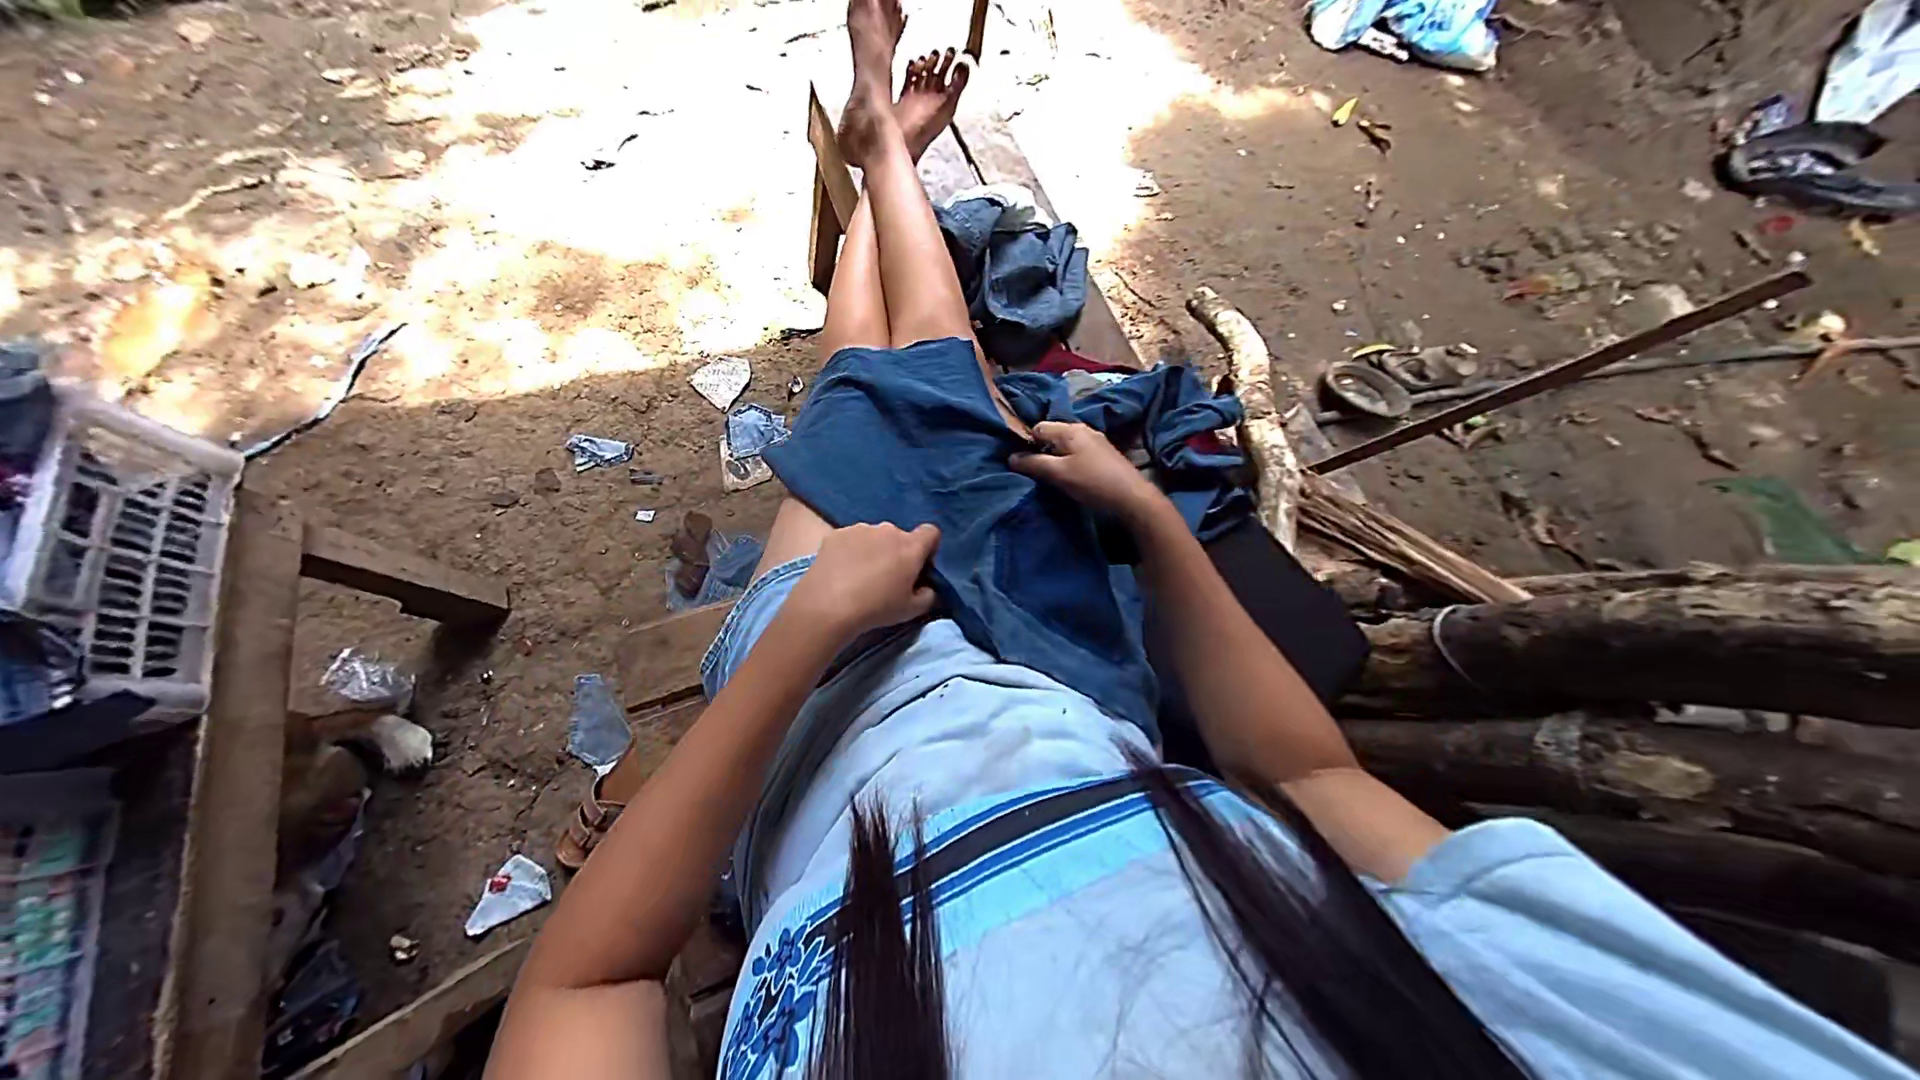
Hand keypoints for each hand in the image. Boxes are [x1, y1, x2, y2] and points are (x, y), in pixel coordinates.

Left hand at [786, 522, 940, 638]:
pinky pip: (850, 539)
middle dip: (897, 552)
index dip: (928, 547)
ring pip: (874, 537)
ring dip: (873, 550)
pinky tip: (841, 571)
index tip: (919, 566)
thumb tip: (926, 587)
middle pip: (899, 536)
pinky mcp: (836, 534)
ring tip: (860, 575)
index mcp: (910, 546)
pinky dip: (850, 551)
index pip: (931, 532)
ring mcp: (860, 529)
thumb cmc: (876, 607)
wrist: (828, 606)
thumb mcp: (911, 611)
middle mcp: (888, 530)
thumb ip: (928, 596)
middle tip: (886, 577)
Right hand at [1010, 421, 1170, 523]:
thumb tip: (1011, 457)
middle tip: (1037, 472)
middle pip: (1052, 434)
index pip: (1038, 427)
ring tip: (1053, 476)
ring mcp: (1095, 441)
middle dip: (1041, 450)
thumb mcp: (1058, 474)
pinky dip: (1070, 461)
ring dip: (1056, 457)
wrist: (1132, 497)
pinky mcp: (1104, 455)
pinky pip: (1077, 452)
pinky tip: (1072, 477)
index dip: (1027, 443)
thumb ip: (1034, 464)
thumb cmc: (1092, 482)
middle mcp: (1083, 429)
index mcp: (1070, 429)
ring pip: (1065, 444)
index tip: (1024, 463)